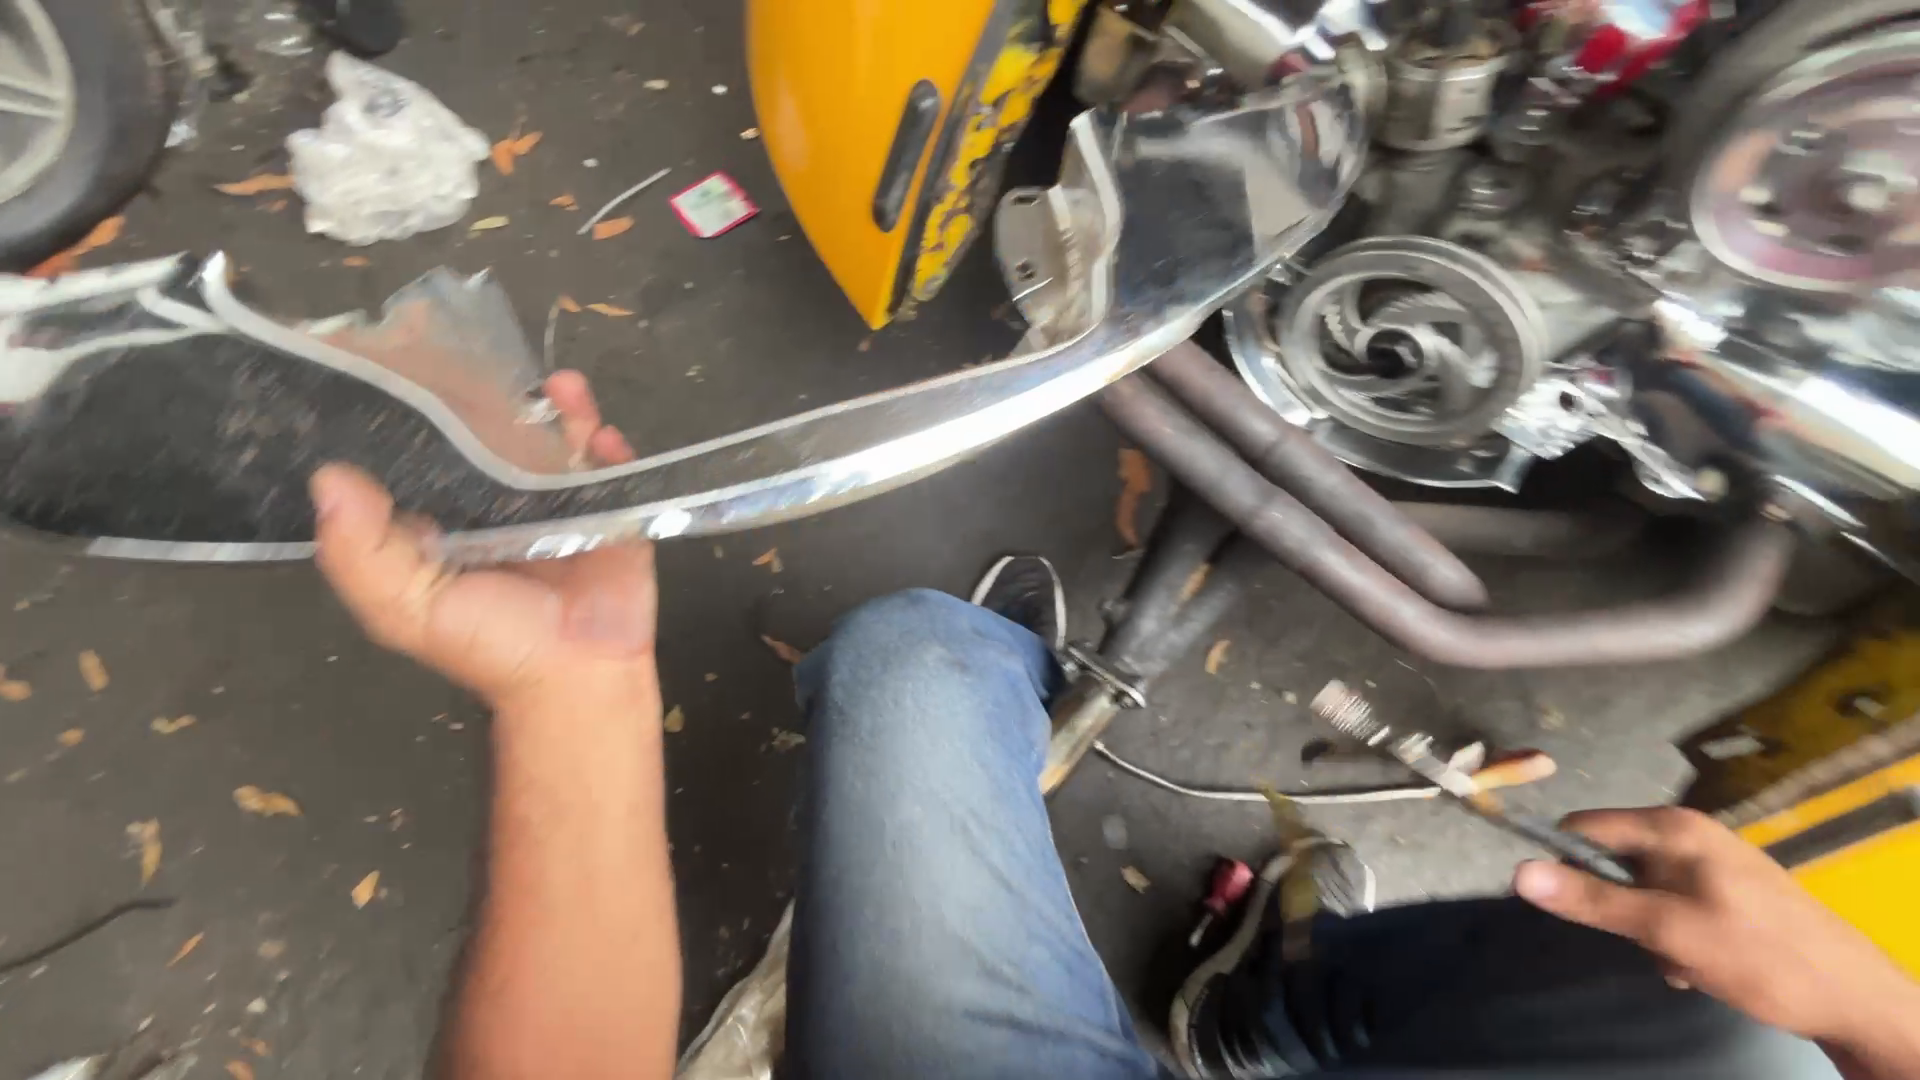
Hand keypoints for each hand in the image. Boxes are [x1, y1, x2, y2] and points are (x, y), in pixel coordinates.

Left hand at [310, 371, 657, 711]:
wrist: (577, 675)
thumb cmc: (491, 644)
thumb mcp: (405, 607)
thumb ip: (363, 553)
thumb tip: (328, 475)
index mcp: (455, 516)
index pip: (433, 452)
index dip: (421, 408)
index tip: (407, 356)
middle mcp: (510, 501)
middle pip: (504, 435)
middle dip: (499, 395)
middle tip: (489, 353)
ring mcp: (568, 505)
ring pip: (563, 445)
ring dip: (564, 411)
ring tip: (558, 384)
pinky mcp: (615, 513)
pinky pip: (616, 472)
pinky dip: (612, 449)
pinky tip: (602, 433)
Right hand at [1513, 806, 1916, 1045]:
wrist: (1868, 1009)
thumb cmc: (1761, 957)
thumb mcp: (1666, 930)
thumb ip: (1590, 899)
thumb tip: (1516, 872)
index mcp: (1671, 826)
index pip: (1581, 827)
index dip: (1566, 863)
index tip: (1577, 905)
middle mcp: (1689, 831)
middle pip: (1612, 857)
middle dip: (1618, 903)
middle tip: (1646, 940)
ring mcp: (1714, 859)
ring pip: (1642, 884)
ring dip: (1646, 923)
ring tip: (1679, 957)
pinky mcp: (1733, 887)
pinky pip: (1674, 897)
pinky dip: (1674, 928)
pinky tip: (1700, 960)